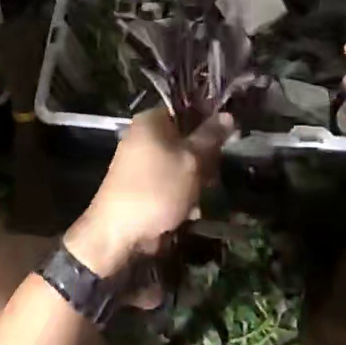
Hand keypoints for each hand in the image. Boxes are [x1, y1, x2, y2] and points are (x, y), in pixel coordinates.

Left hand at [65, 109, 232, 275]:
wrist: (117, 233)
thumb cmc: (157, 189)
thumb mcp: (191, 161)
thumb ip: (210, 137)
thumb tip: (227, 115)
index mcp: (151, 121)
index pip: (188, 111)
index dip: (210, 125)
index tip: (227, 142)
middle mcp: (143, 136)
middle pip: (187, 139)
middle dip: (204, 161)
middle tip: (211, 178)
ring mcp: (141, 161)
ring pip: (182, 164)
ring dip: (195, 182)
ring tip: (199, 200)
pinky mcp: (142, 185)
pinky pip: (170, 182)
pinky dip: (181, 195)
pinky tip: (188, 212)